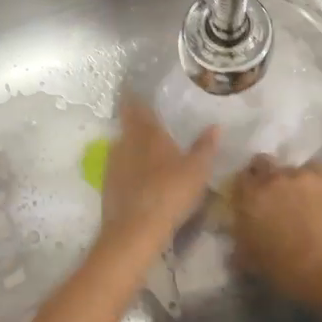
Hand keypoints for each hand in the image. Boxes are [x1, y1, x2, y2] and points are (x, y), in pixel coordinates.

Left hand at [97, 97, 218, 257]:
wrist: (134, 231)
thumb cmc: (170, 193)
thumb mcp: (197, 171)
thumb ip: (205, 147)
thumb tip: (215, 126)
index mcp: (146, 133)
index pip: (135, 106)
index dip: (134, 97)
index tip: (136, 90)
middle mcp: (124, 142)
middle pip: (128, 125)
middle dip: (138, 123)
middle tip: (153, 123)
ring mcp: (112, 165)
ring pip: (123, 147)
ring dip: (134, 147)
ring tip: (150, 151)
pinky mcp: (107, 186)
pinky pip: (120, 168)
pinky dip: (130, 168)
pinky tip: (141, 178)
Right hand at [229, 157, 321, 299]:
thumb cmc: (284, 270)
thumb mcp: (248, 258)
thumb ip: (241, 237)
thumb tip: (242, 230)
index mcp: (249, 196)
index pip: (241, 177)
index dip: (246, 186)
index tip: (251, 197)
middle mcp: (273, 178)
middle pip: (265, 162)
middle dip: (268, 174)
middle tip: (277, 195)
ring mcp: (304, 175)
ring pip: (297, 168)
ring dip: (297, 180)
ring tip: (306, 199)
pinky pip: (321, 175)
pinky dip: (321, 185)